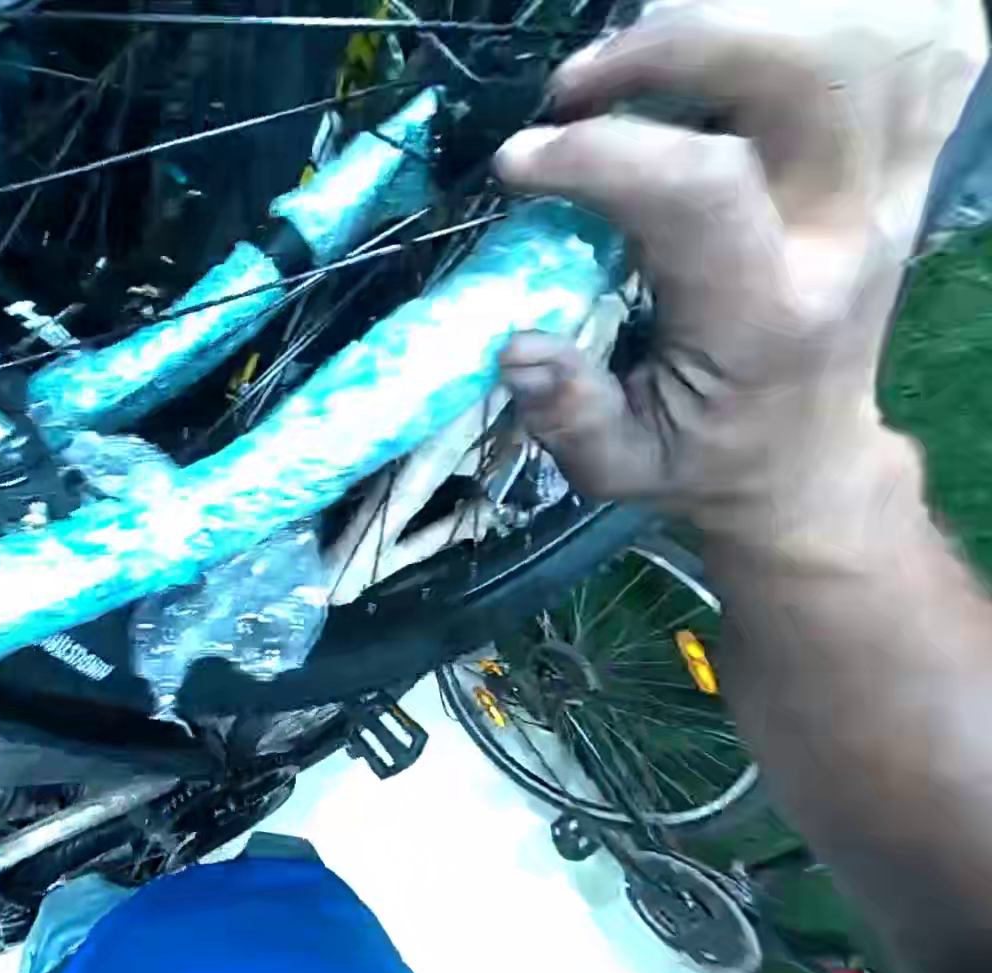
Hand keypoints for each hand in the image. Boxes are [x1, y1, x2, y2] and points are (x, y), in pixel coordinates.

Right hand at [494, 0, 986, 553]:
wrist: (803, 457)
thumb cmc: (691, 461)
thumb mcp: (609, 466)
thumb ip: (566, 413)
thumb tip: (514, 347)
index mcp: (762, 313)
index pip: (700, 191)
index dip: (601, 155)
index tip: (515, 162)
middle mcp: (851, 231)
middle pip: (820, 69)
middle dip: (682, 47)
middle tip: (571, 83)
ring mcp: (898, 186)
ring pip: (885, 31)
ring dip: (749, 17)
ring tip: (633, 52)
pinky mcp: (905, 167)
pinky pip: (920, 39)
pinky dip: (830, 14)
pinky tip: (737, 42)